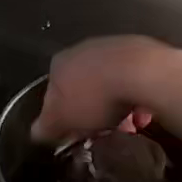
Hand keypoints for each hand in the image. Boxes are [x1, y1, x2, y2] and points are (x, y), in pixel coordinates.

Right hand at [31, 36, 181, 142]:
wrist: (142, 72)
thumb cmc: (94, 96)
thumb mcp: (61, 119)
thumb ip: (45, 126)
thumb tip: (37, 132)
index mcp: (60, 62)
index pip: (54, 92)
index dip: (63, 116)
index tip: (75, 133)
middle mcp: (84, 49)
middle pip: (84, 88)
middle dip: (92, 112)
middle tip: (101, 132)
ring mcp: (113, 47)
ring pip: (110, 84)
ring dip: (117, 107)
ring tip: (128, 127)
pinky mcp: (140, 52)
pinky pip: (133, 81)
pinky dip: (136, 98)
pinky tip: (144, 114)